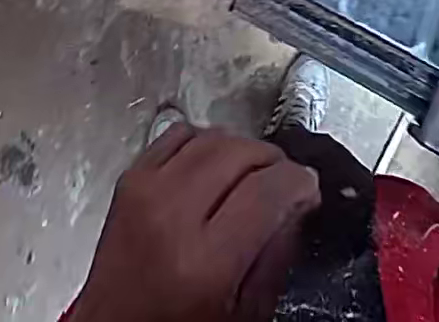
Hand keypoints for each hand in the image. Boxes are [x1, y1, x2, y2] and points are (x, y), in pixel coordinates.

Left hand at [71, 124, 320, 321]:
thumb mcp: (243, 315)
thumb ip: (275, 255)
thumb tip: (298, 200)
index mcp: (204, 264)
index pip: (267, 191)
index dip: (298, 182)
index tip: (308, 186)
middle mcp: (172, 216)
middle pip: (242, 153)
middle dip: (274, 162)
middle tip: (284, 179)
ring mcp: (146, 191)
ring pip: (214, 137)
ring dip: (242, 149)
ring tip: (252, 173)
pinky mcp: (129, 178)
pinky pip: (179, 134)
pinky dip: (204, 142)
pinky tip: (213, 166)